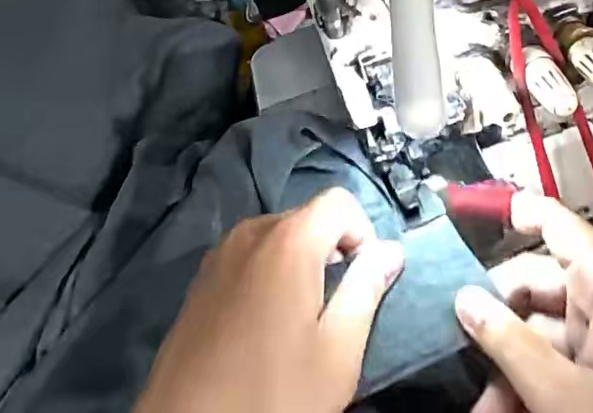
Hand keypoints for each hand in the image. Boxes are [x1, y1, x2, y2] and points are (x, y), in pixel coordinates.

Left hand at [134, 187, 405, 412]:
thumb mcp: (336, 352)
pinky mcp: (202, 276)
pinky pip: (250, 255)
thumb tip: (390, 249)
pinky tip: (264, 324)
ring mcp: (221, 251)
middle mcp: (252, 229)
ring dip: (300, 263)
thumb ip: (367, 289)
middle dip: (332, 250)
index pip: (340, 200)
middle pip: (308, 217)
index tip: (362, 280)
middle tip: (335, 308)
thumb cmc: (272, 393)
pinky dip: (269, 272)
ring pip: (278, 236)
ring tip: (299, 321)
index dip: (362, 233)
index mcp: (289, 238)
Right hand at [454, 194, 592, 412]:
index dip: (519, 212)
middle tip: (459, 342)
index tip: (472, 214)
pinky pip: (562, 362)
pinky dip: (533, 382)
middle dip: (498, 317)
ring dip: (509, 362)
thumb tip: (463, 297)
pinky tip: (504, 408)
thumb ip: (508, 342)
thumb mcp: (563, 394)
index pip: (558, 225)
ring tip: (482, 405)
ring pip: (544, 330)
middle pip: (538, 282)